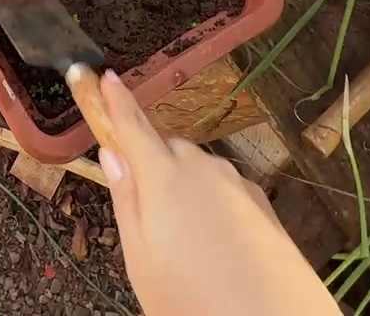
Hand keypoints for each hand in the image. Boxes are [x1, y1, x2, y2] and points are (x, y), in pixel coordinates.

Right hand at [97, 70, 338, 315]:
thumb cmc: (194, 303)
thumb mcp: (142, 261)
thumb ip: (126, 201)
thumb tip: (111, 154)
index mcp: (164, 177)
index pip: (133, 125)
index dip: (116, 99)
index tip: (106, 76)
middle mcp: (202, 168)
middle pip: (167, 149)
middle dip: (153, 164)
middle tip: (150, 214)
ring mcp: (237, 184)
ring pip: (198, 170)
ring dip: (185, 187)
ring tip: (188, 243)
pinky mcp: (263, 205)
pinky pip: (225, 189)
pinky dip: (214, 202)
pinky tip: (220, 247)